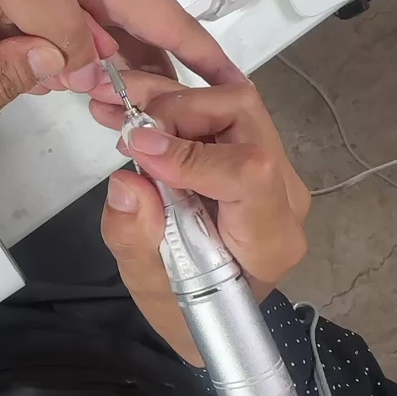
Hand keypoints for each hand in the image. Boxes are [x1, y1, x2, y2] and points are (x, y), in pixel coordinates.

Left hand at [0, 0, 242, 88]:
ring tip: (140, 101)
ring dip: (120, 65)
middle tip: (180, 112)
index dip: (195, 47)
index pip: (156, 16)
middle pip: (138, 29)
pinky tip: (80, 74)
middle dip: (160, 69)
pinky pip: (69, 27)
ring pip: (104, 33)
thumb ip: (47, 20)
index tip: (231, 80)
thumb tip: (88, 66)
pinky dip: (77, 52)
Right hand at [90, 71, 310, 363]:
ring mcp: (272, 167)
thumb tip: (127, 181)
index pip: (249, 173)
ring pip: (231, 98)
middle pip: (243, 116)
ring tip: (114, 98)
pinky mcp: (253, 149)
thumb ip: (135, 237)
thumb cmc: (182, 306)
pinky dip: (184, 86)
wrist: (208, 310)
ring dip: (168, 94)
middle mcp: (282, 194)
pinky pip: (225, 101)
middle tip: (127, 128)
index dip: (189, 152)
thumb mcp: (147, 284)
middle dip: (175, 109)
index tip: (136, 148)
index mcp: (268, 239)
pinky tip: (145, 86)